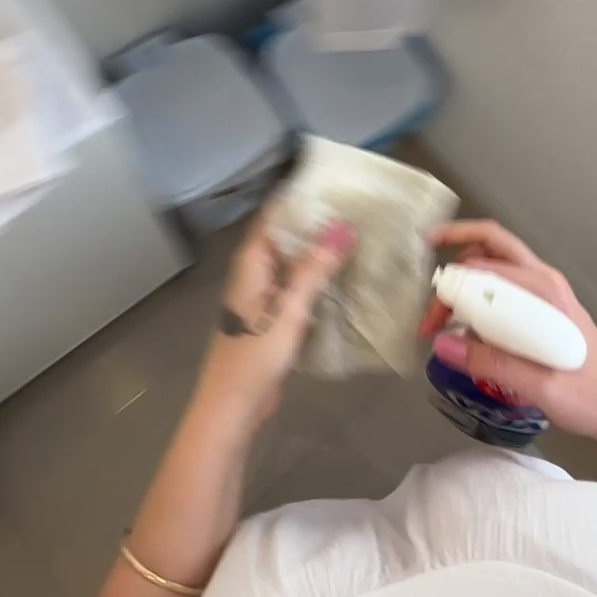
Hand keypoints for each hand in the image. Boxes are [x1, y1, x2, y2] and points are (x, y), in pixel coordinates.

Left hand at [193, 210, 355, 426]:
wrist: (232, 409)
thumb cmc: (253, 357)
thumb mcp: (288, 310)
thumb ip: (314, 269)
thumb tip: (344, 227)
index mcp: (253, 262)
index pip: (277, 215)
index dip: (304, 200)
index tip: (339, 186)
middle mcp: (258, 272)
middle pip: (290, 238)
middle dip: (321, 225)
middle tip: (362, 211)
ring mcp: (267, 295)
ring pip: (298, 264)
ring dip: (324, 254)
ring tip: (364, 238)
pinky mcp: (277, 318)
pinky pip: (302, 288)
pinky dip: (322, 281)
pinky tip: (350, 279)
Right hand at [420, 220, 596, 442]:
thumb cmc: (588, 397)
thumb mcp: (539, 386)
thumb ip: (491, 363)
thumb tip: (442, 344)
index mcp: (544, 289)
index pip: (487, 263)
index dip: (451, 281)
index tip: (431, 316)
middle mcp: (544, 280)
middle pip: (491, 246)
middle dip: (454, 259)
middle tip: (430, 301)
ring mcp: (545, 291)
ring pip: (495, 262)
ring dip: (464, 276)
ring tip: (444, 314)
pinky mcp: (543, 306)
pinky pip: (503, 283)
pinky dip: (478, 291)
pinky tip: (467, 322)